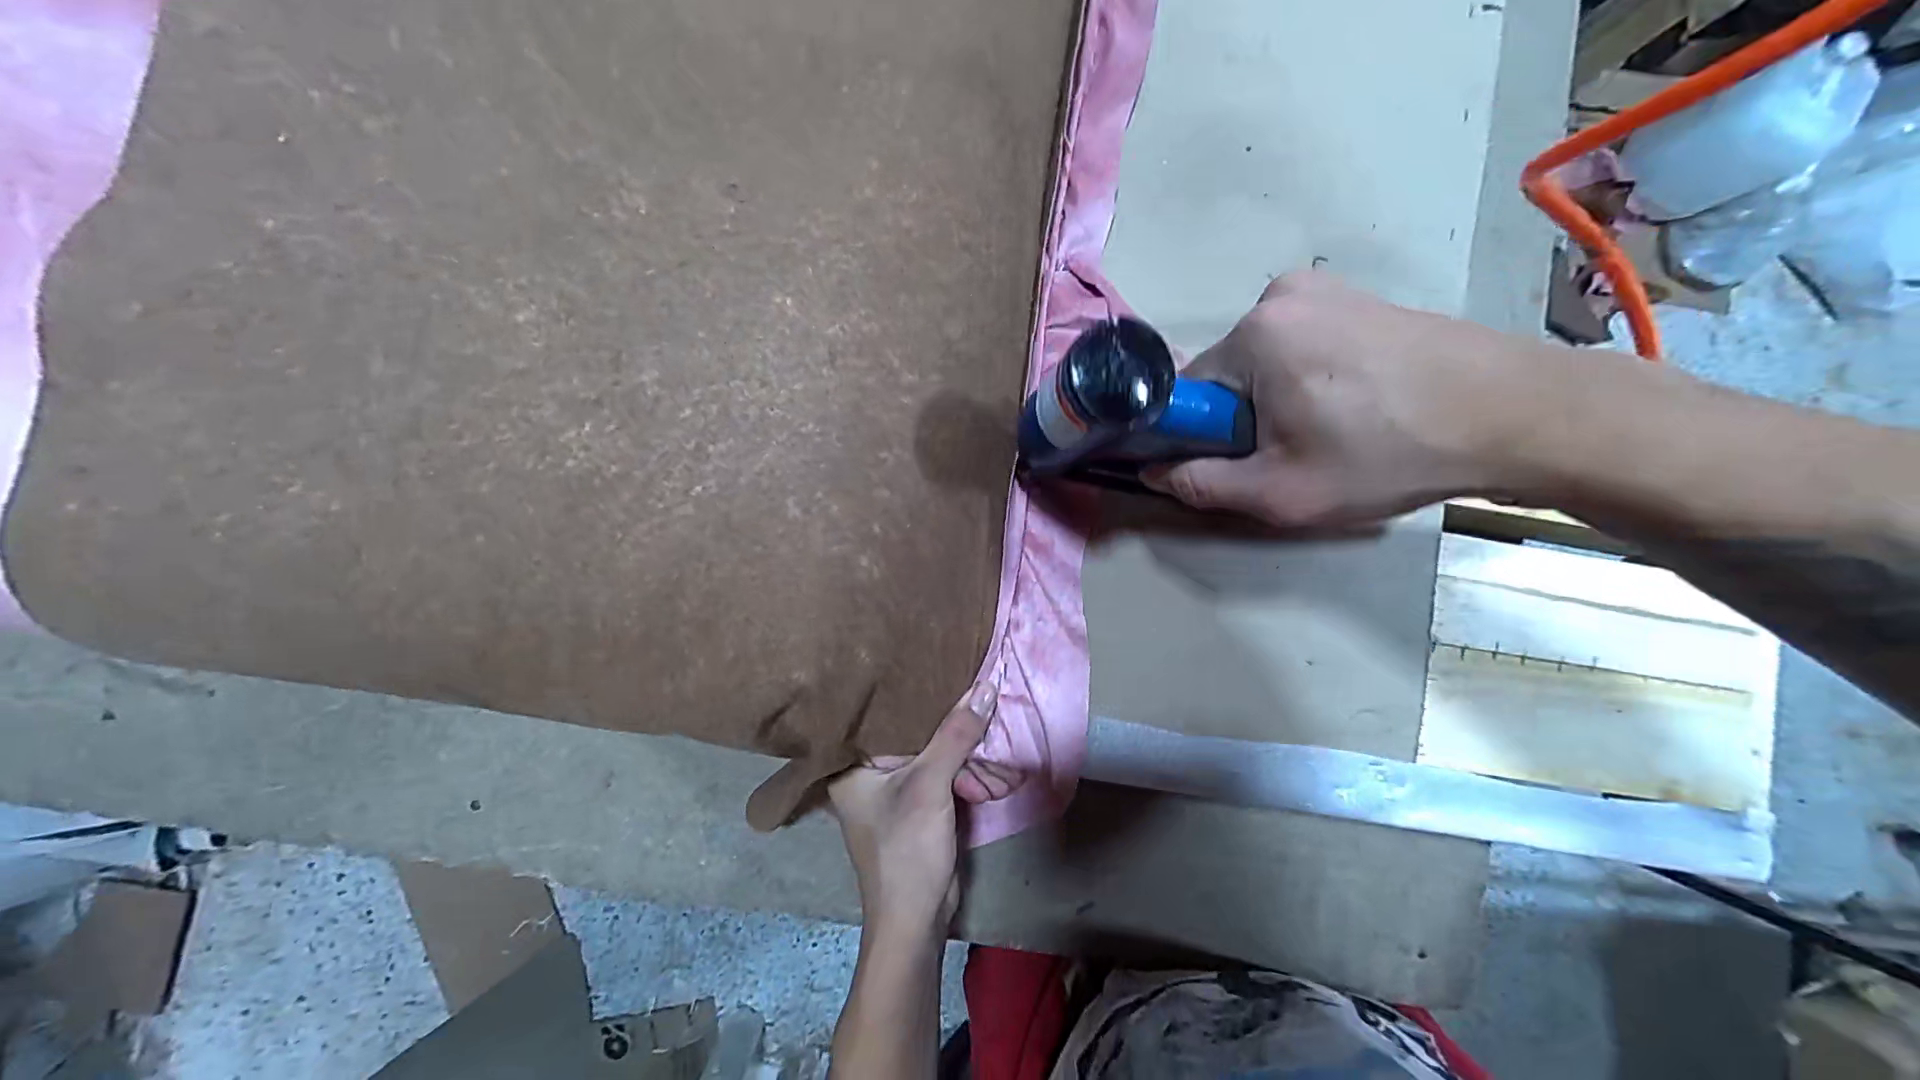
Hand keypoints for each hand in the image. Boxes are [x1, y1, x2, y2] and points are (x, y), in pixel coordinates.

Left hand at [828, 682, 1015, 931]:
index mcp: (852, 763)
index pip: (880, 711)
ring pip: (932, 749)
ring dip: (962, 740)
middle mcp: (868, 771)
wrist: (917, 920)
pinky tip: (988, 740)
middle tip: (971, 675)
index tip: (933, 654)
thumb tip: (986, 686)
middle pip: (910, 730)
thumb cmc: (907, 850)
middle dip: (946, 714)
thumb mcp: (931, 784)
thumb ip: (956, 734)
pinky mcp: (919, 803)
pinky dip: (965, 762)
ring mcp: (895, 789)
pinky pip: (942, 770)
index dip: (908, 685)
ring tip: (988, 703)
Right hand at [1149, 271, 1568, 527]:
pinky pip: (1297, 346)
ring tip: (1333, 430)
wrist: (1516, 414)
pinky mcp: (1356, 295)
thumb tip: (1152, 469)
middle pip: (1224, 376)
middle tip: (1295, 453)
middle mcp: (1279, 295)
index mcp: (1254, 333)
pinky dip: (1306, 378)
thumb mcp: (1280, 492)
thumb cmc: (1389, 454)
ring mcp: (1323, 288)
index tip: (1243, 461)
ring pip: (1260, 363)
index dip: (1202, 436)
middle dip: (1242, 418)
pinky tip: (1352, 404)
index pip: (1186, 393)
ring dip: (1274, 400)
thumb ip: (1200, 484)